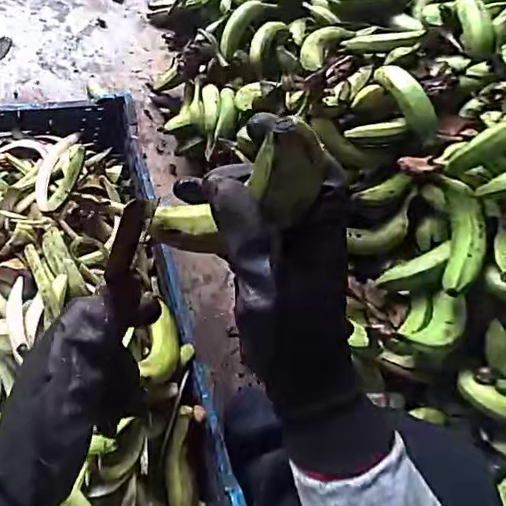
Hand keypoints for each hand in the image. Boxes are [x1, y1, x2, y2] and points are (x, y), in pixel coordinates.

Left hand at [0, 289, 149, 505]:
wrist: (18, 486)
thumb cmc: (48, 434)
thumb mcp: (78, 384)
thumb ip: (99, 336)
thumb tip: (122, 284)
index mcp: (62, 337)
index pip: (100, 303)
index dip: (128, 304)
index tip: (153, 315)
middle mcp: (63, 348)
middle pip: (108, 332)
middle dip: (127, 352)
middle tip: (142, 375)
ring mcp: (66, 374)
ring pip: (109, 361)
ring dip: (123, 381)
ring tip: (123, 408)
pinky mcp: (71, 398)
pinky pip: (103, 385)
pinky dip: (115, 398)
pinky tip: (114, 419)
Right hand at [176, 115, 390, 476]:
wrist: (301, 381)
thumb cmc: (290, 336)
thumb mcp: (265, 284)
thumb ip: (246, 231)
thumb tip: (221, 179)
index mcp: (321, 224)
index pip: (315, 164)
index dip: (287, 138)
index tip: (254, 125)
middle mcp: (310, 223)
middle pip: (278, 177)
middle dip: (239, 172)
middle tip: (200, 184)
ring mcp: (291, 239)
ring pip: (258, 198)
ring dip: (222, 192)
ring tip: (184, 191)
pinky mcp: (274, 254)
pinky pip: (247, 223)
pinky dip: (219, 218)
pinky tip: (189, 219)